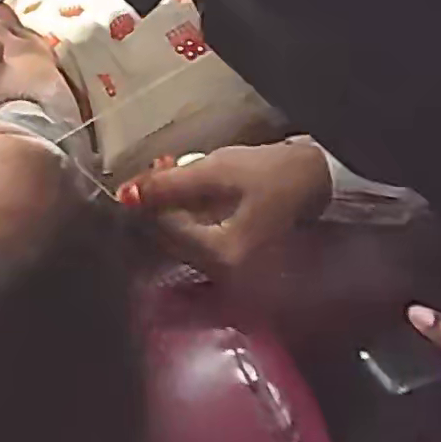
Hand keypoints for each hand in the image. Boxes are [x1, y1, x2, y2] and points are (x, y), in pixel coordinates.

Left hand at [119, 141, 332, 277]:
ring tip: (179, 172)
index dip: (153, 195)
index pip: (166, 227)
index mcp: (224, 258)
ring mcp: (232, 274)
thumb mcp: (217, 170)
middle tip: (165, 165)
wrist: (315, 179)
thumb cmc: (270, 173)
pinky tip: (195, 190)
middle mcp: (226, 277)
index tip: (156, 164)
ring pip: (184, 238)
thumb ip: (170, 184)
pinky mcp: (235, 262)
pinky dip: (192, 214)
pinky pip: (200, 239)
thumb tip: (125, 194)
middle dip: (164, 200)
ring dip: (175, 205)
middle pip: (172, 237)